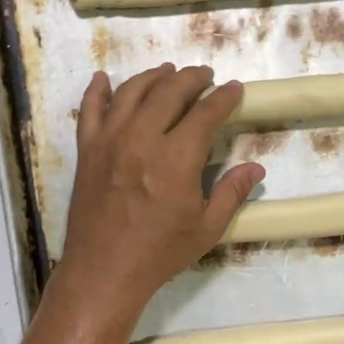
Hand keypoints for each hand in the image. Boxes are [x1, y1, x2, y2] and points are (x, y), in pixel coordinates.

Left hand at [56, 64, 264, 313]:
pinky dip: (98, 90)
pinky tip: (105, 79)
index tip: (234, 89)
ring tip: (167, 72)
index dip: (223, 98)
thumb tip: (255, 169)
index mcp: (176, 158)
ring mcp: (110, 141)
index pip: (205, 114)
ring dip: (153, 77)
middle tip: (204, 75)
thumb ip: (230, 194)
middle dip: (191, 78)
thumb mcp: (206, 229)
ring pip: (131, 93)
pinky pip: (90, 110)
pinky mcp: (87, 151)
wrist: (104, 270)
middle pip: (169, 92)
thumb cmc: (160, 253)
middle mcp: (141, 139)